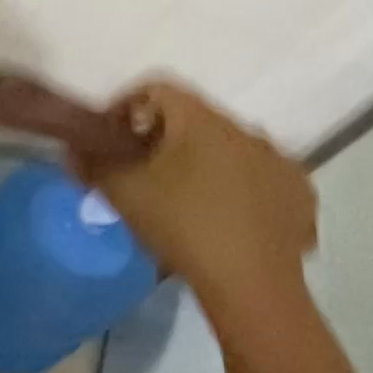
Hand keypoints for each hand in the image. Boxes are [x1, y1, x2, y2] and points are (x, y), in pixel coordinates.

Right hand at [71, 80, 315, 298]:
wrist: (251, 284)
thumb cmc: (180, 224)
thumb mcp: (121, 192)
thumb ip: (90, 162)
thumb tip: (71, 149)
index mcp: (201, 120)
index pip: (157, 88)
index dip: (126, 105)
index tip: (110, 136)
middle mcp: (245, 129)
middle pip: (193, 117)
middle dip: (162, 136)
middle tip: (140, 169)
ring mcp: (280, 161)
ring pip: (228, 146)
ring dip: (201, 160)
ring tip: (182, 195)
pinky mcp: (300, 194)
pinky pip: (260, 176)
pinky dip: (237, 186)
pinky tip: (222, 215)